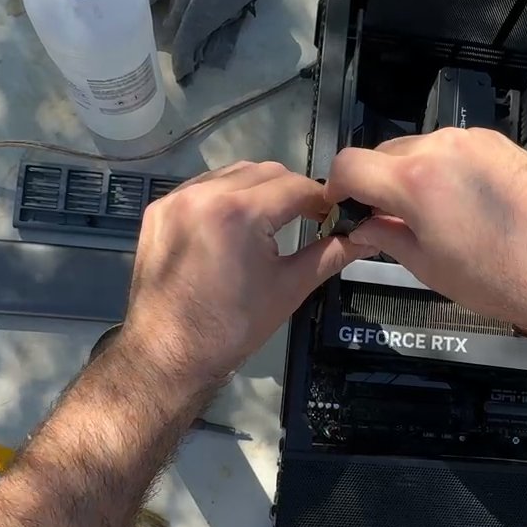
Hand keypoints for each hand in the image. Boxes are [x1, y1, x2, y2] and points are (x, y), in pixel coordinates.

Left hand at [117, 161, 360, 391]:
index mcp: (239, 213)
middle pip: (266, 172)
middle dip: (291, 192)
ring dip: (258, 189)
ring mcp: (176, 199)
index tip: (332, 216)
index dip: (321, 200)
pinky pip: (203, 187)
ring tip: (269, 222)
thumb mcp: (289, 288)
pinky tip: (235, 225)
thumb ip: (330, 254)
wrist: (169, 353)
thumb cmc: (232, 327)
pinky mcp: (159, 210)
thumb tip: (366, 239)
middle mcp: (204, 194)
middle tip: (306, 220)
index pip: (296, 186)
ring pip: (233, 173)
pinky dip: (226, 196)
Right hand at [324, 128, 526, 338]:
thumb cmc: (499, 280)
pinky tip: (465, 203)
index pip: (350, 164)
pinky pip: (457, 149)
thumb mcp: (430, 267)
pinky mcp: (502, 143)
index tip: (341, 203)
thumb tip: (366, 227)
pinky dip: (446, 169)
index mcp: (415, 180)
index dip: (336, 186)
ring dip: (413, 174)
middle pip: (386, 153)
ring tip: (433, 214)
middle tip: (387, 217)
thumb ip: (388, 238)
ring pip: (423, 148)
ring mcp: (476, 140)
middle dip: (378, 182)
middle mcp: (442, 147)